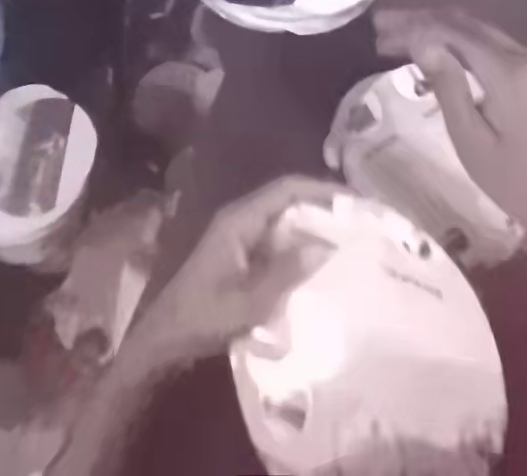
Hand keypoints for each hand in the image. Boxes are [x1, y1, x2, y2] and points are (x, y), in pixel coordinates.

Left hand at [125, 176, 338, 368]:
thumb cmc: (203, 316)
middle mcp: (240, 218)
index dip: (320, 189)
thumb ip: (286, 271)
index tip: (354, 201)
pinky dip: (299, 243)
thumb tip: (326, 244)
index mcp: (239, 219)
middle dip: (322, 205)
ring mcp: (240, 235)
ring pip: (283, 219)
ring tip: (349, 238)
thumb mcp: (249, 301)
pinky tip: (321, 259)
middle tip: (360, 221)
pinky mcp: (241, 253)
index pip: (286, 189)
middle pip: (287, 199)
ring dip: (313, 224)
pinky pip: (276, 238)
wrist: (166, 337)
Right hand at [376, 8, 526, 281]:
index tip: (380, 31)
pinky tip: (430, 46)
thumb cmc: (509, 179)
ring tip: (397, 33)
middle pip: (464, 22)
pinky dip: (455, 39)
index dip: (413, 26)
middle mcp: (526, 55)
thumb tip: (420, 40)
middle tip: (382, 26)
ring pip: (475, 28)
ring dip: (436, 26)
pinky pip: (487, 41)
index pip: (453, 32)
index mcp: (510, 73)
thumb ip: (447, 84)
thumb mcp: (468, 137)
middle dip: (420, 20)